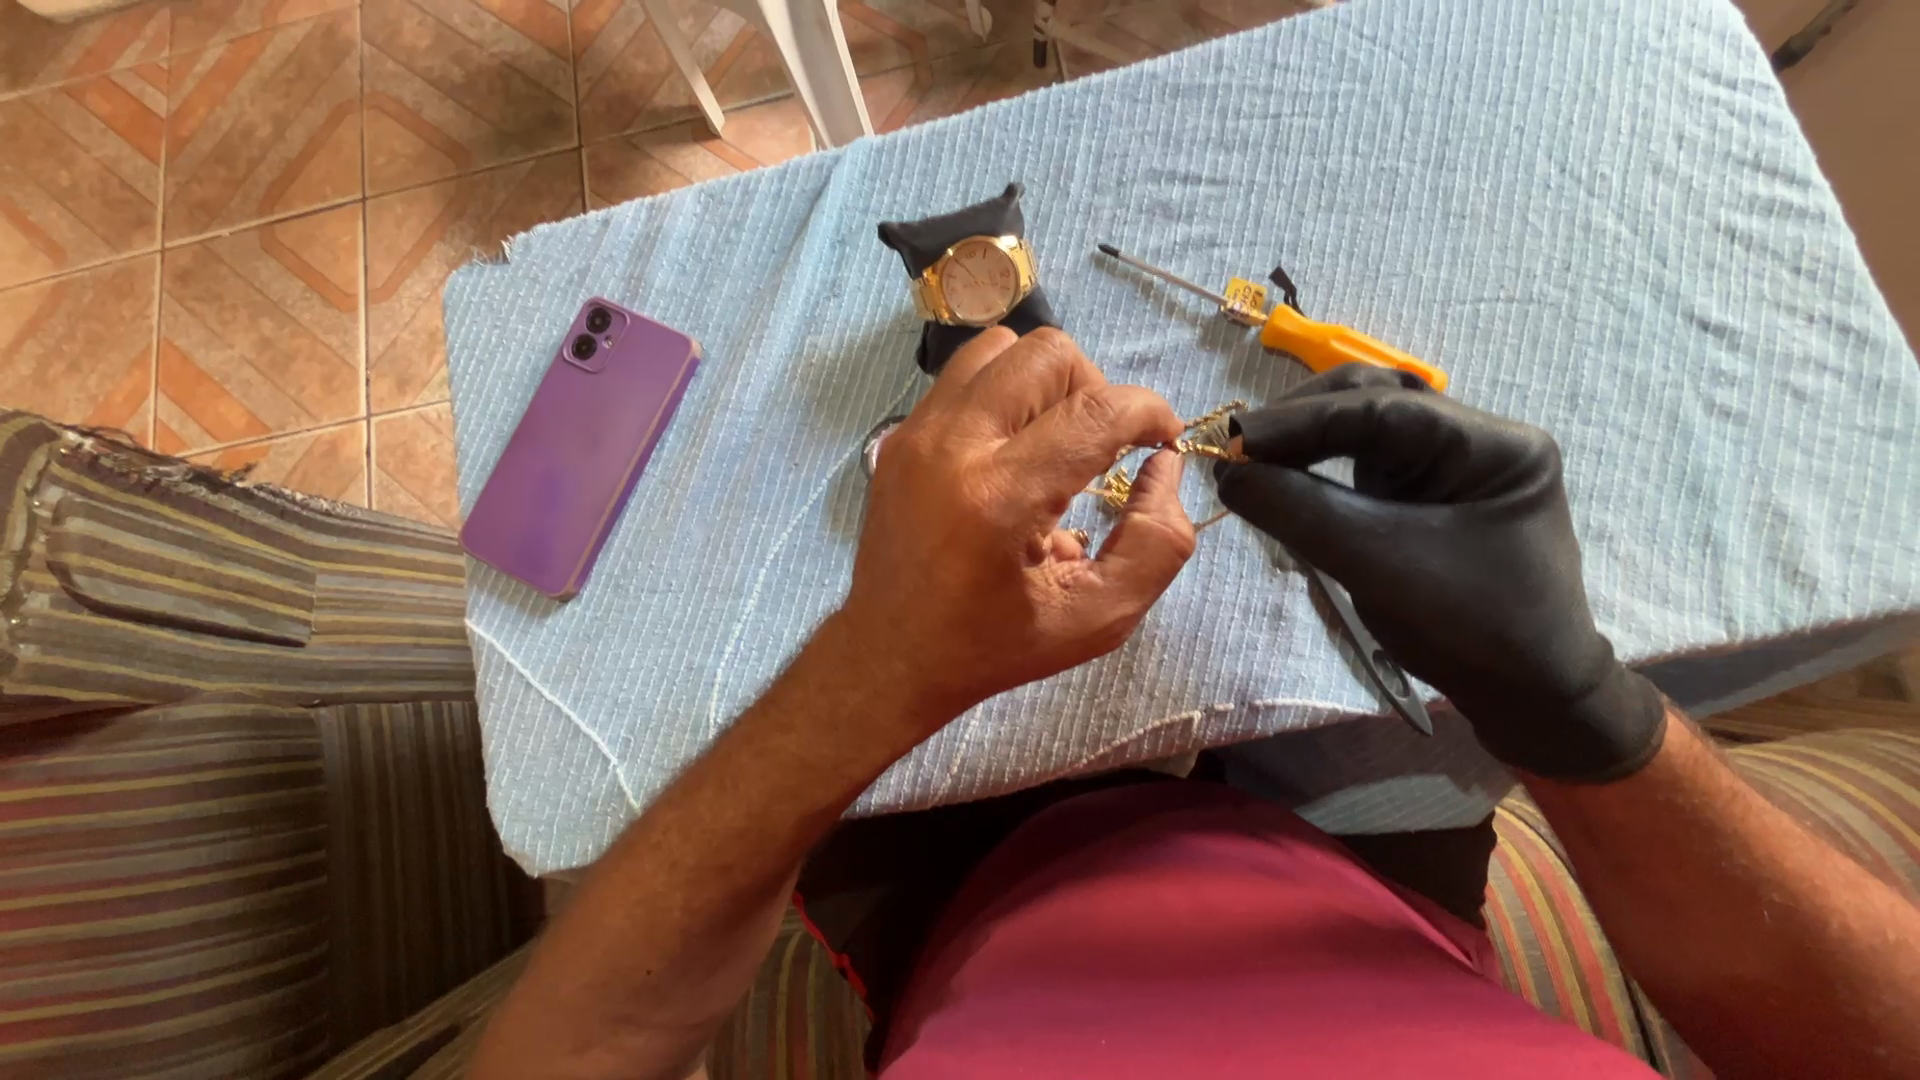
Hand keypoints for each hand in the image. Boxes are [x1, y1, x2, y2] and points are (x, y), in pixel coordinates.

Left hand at [837, 327, 1196, 736]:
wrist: (892, 655)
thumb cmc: (996, 646)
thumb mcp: (1097, 617)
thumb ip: (1156, 543)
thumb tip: (1164, 464)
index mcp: (999, 498)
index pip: (1095, 412)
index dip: (1149, 412)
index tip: (1162, 438)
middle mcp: (952, 447)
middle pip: (1047, 354)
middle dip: (1095, 388)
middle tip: (1099, 447)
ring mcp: (916, 434)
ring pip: (1000, 348)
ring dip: (1045, 381)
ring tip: (1053, 441)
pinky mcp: (899, 436)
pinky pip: (964, 376)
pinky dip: (1004, 394)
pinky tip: (1010, 451)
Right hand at [1214, 365, 1663, 781]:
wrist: (1524, 692)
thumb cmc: (1469, 630)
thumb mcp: (1379, 566)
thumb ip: (1300, 511)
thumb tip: (1227, 473)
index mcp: (1492, 446)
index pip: (1382, 409)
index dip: (1299, 420)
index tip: (1233, 442)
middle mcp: (1472, 438)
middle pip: (1371, 400)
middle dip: (1299, 421)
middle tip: (1235, 452)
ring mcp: (1444, 461)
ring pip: (1361, 424)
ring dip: (1302, 437)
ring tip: (1249, 461)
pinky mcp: (1418, 488)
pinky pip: (1357, 459)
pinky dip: (1313, 462)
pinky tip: (1280, 475)